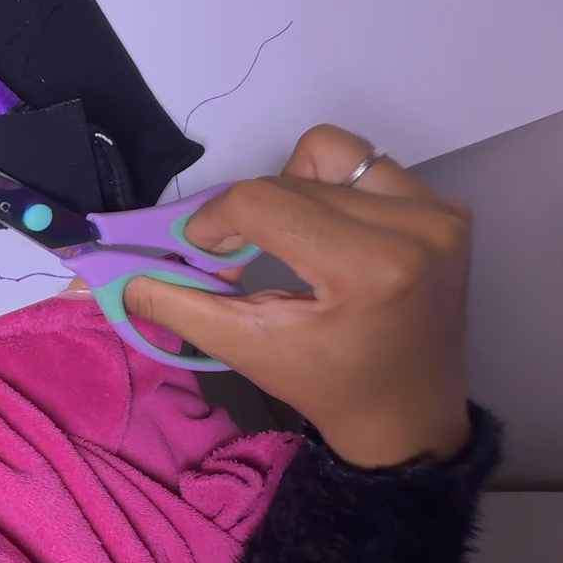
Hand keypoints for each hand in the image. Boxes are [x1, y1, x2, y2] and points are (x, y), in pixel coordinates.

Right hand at [124, 125, 472, 467]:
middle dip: (240, 215)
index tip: (202, 257)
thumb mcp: (237, 346)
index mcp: (367, 266)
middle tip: (235, 261)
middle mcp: (413, 225)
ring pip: (321, 154)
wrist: (404, 408)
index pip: (259, 201)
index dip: (211, 221)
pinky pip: (360, 162)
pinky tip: (317, 231)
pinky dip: (320, 185)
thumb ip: (172, 303)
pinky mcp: (442, 205)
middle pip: (282, 180)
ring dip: (283, 191)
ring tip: (283, 238)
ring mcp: (435, 210)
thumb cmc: (320, 381)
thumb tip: (121, 274)